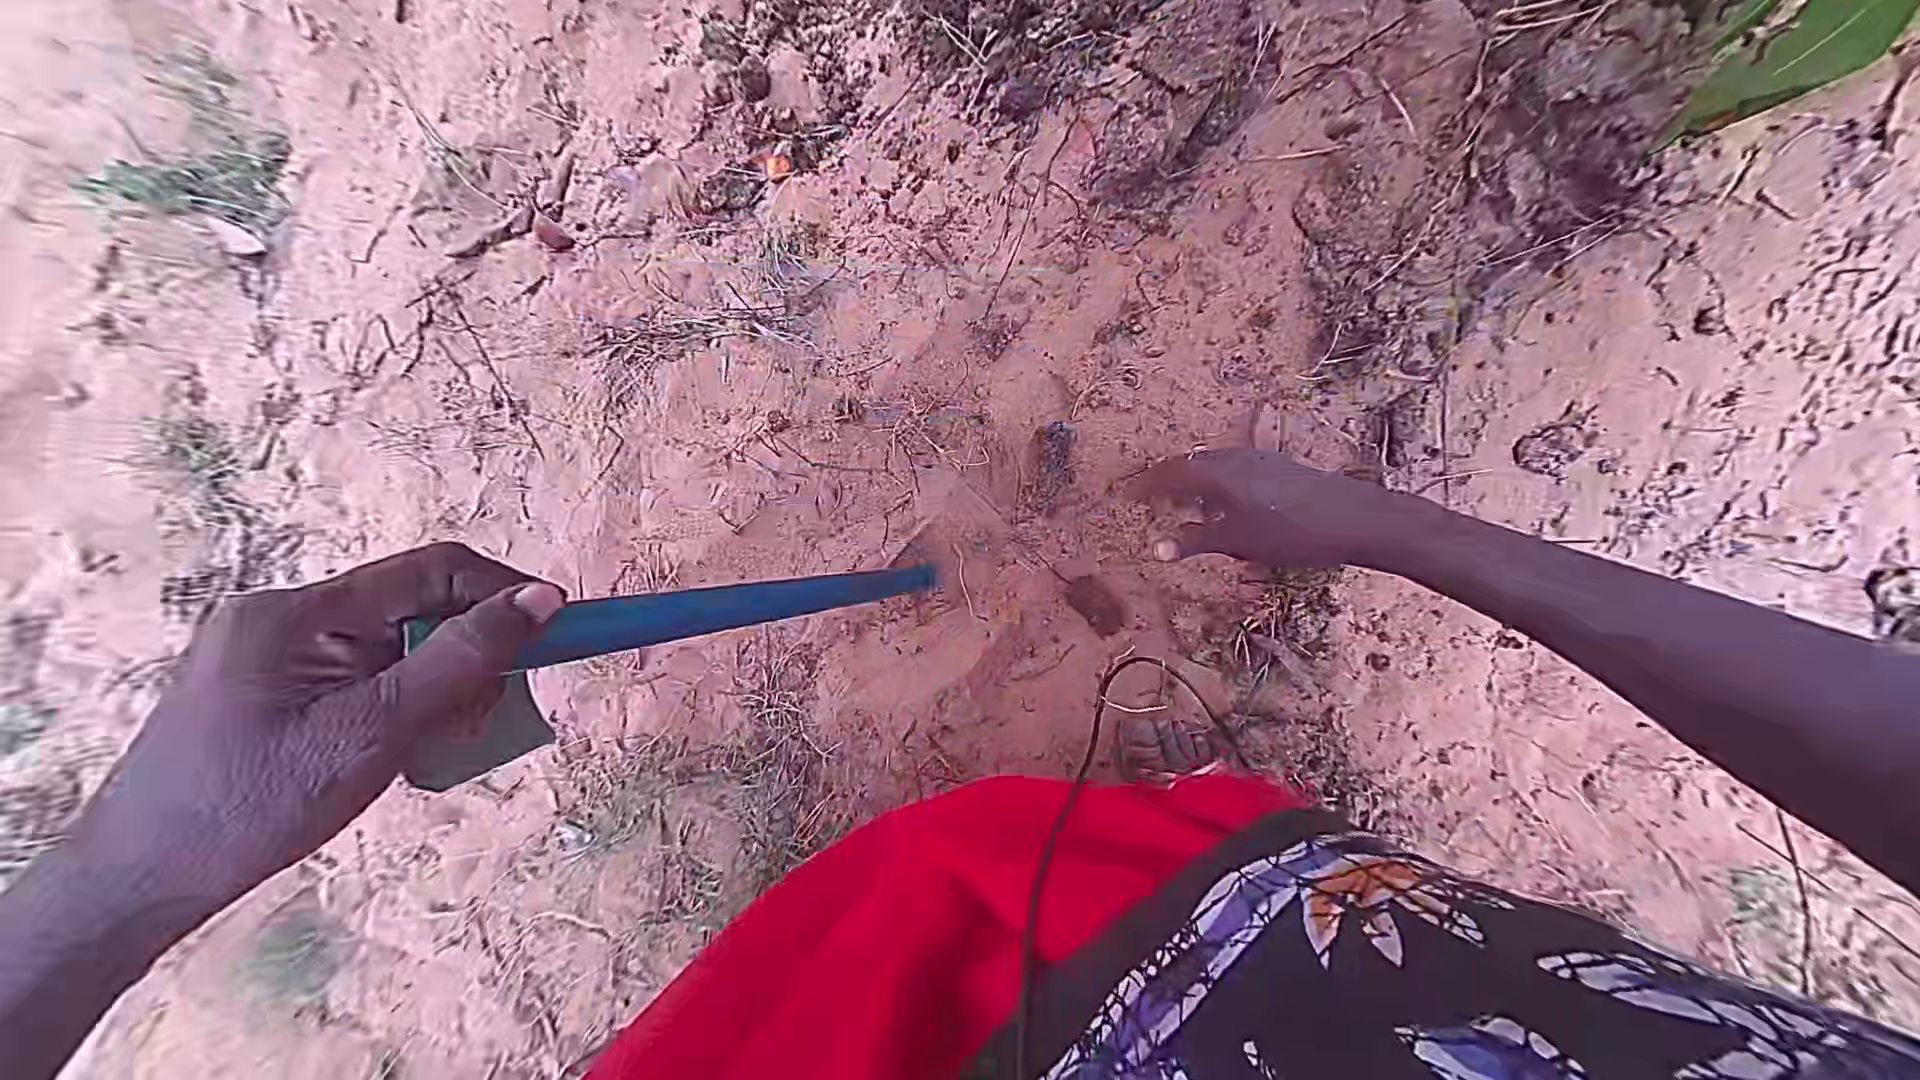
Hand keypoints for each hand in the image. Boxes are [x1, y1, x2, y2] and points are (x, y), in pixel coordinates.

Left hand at [68, 542, 563, 909]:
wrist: (138, 889)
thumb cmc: (257, 806)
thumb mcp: (377, 727)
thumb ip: (464, 655)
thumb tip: (546, 597)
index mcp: (301, 612)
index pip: (435, 569)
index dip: (506, 589)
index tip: (557, 627)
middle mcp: (295, 612)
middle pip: (426, 601)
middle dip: (478, 645)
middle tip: (492, 701)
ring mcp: (292, 643)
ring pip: (413, 633)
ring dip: (454, 674)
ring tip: (449, 729)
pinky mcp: (297, 674)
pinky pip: (389, 661)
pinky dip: (424, 689)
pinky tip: (419, 730)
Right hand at [1135, 448, 1416, 568]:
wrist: (1357, 519)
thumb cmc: (1289, 532)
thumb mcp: (1236, 541)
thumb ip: (1194, 540)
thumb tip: (1156, 548)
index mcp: (1218, 472)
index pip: (1170, 473)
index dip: (1145, 484)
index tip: (1125, 493)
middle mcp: (1235, 458)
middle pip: (1189, 462)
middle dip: (1165, 478)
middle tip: (1148, 495)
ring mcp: (1259, 459)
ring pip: (1212, 463)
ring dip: (1191, 478)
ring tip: (1179, 498)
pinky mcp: (1278, 466)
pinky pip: (1232, 467)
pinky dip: (1214, 481)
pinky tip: (1222, 501)